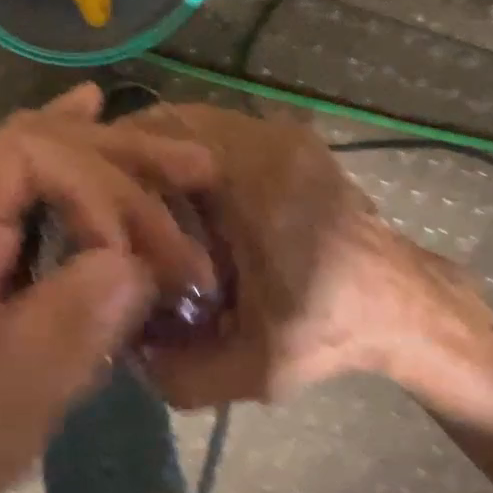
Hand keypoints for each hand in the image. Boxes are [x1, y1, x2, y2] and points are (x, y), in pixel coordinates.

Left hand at [0, 83, 216, 492]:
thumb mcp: (14, 388)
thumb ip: (69, 321)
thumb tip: (133, 262)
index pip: (27, 155)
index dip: (92, 184)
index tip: (132, 250)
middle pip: (44, 140)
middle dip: (122, 159)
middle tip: (199, 174)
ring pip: (51, 148)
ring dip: (120, 154)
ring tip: (186, 158)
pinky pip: (45, 173)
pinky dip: (85, 150)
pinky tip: (98, 109)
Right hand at [118, 105, 492, 407]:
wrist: (408, 308)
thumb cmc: (329, 328)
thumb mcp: (253, 367)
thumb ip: (180, 371)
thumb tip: (118, 347)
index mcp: (252, 175)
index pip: (157, 135)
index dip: (111, 160)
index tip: (84, 195)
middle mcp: (265, 136)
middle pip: (169, 122)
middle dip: (129, 156)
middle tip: (101, 199)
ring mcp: (280, 132)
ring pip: (192, 122)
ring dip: (158, 154)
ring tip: (132, 200)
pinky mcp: (289, 140)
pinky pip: (217, 132)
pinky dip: (188, 155)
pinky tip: (178, 200)